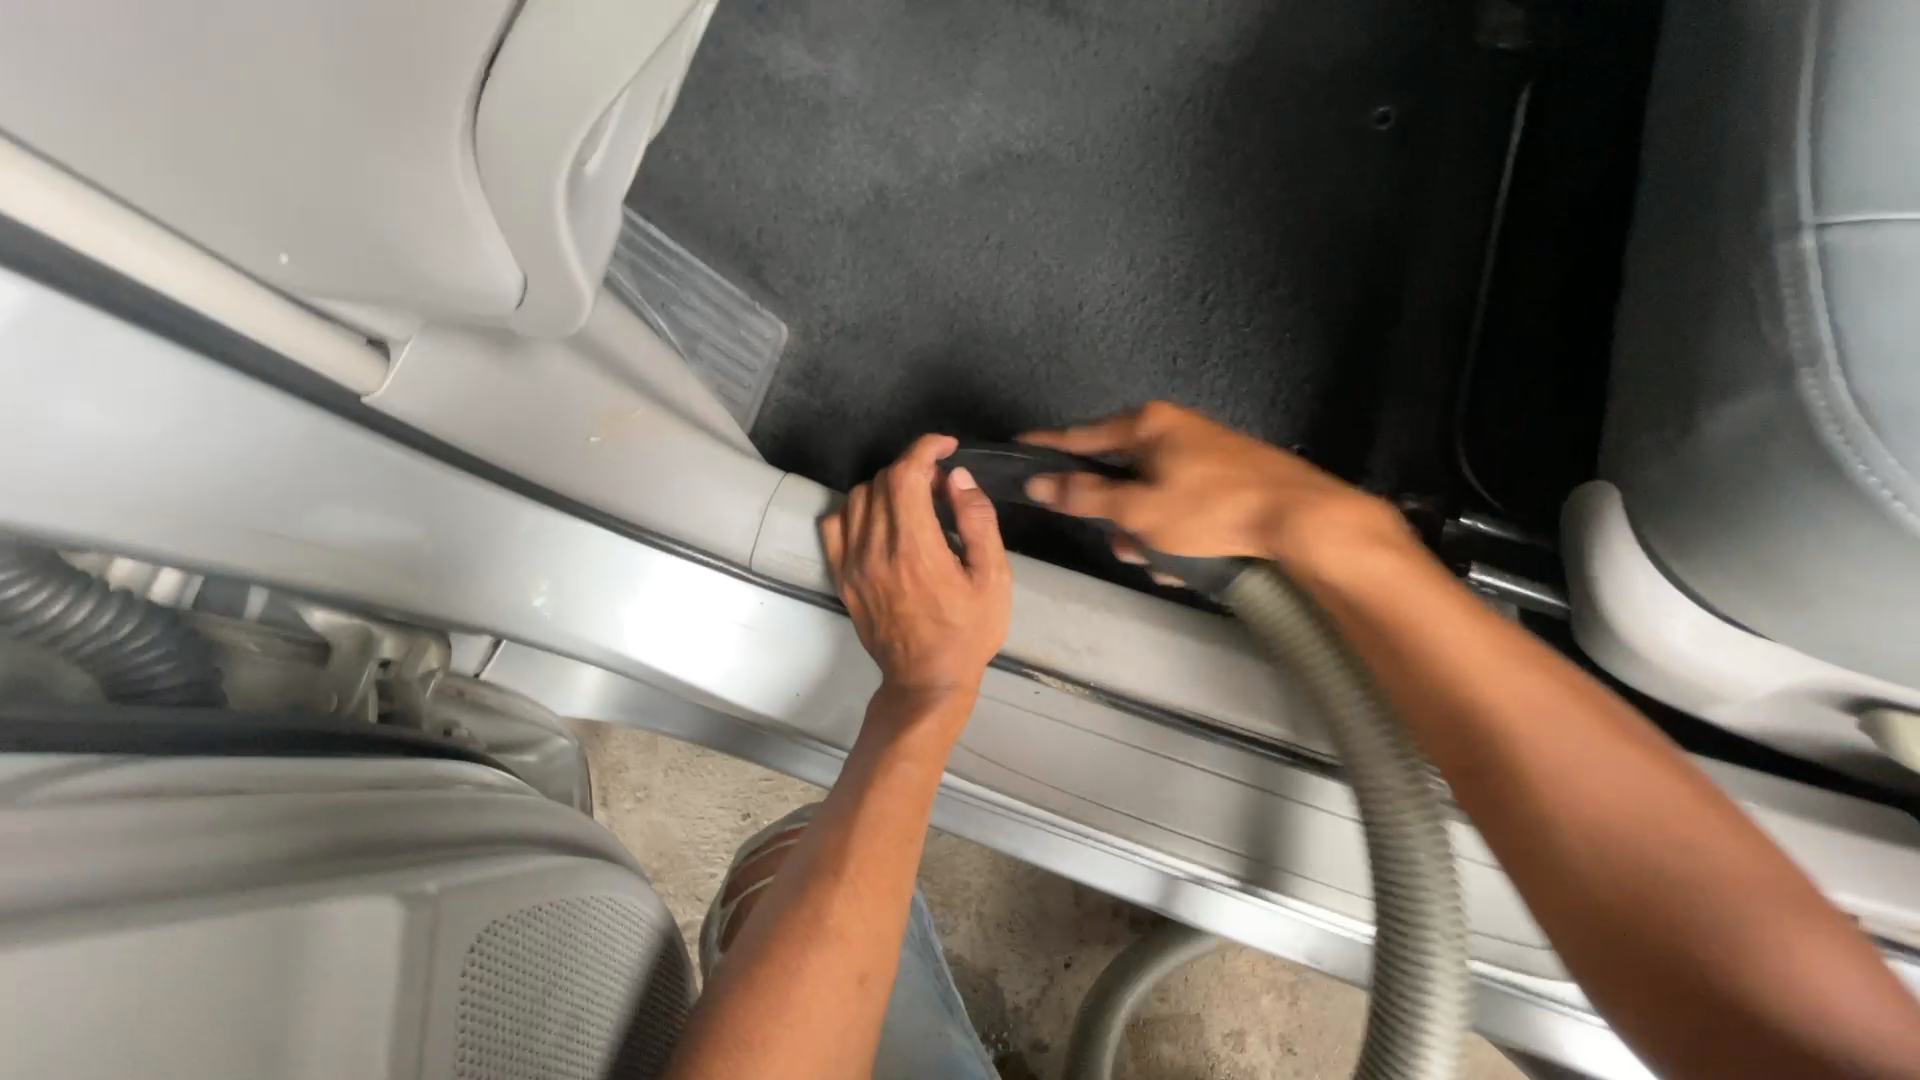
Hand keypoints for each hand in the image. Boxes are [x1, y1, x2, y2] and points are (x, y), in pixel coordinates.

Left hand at [820, 435, 1013, 720]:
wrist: (926, 680)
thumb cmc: (968, 633)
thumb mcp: (993, 578)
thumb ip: (977, 521)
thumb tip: (956, 477)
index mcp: (916, 548)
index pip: (905, 475)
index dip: (924, 448)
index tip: (945, 446)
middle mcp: (876, 550)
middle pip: (881, 481)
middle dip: (912, 468)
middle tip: (940, 486)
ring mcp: (852, 564)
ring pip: (856, 498)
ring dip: (885, 487)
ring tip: (913, 503)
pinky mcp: (842, 577)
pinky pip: (834, 525)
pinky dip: (854, 510)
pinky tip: (879, 521)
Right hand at [1020, 402, 1411, 572]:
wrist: (1304, 518)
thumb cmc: (1213, 509)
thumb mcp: (1140, 509)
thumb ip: (1086, 496)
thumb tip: (1040, 482)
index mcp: (1147, 425)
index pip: (1080, 435)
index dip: (1047, 448)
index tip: (1017, 451)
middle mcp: (1173, 429)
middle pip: (1120, 472)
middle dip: (1115, 514)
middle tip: (1122, 543)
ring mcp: (1203, 451)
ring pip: (1153, 494)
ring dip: (1148, 531)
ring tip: (1163, 563)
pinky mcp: (1227, 476)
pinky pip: (1183, 504)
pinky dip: (1178, 531)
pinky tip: (1189, 561)